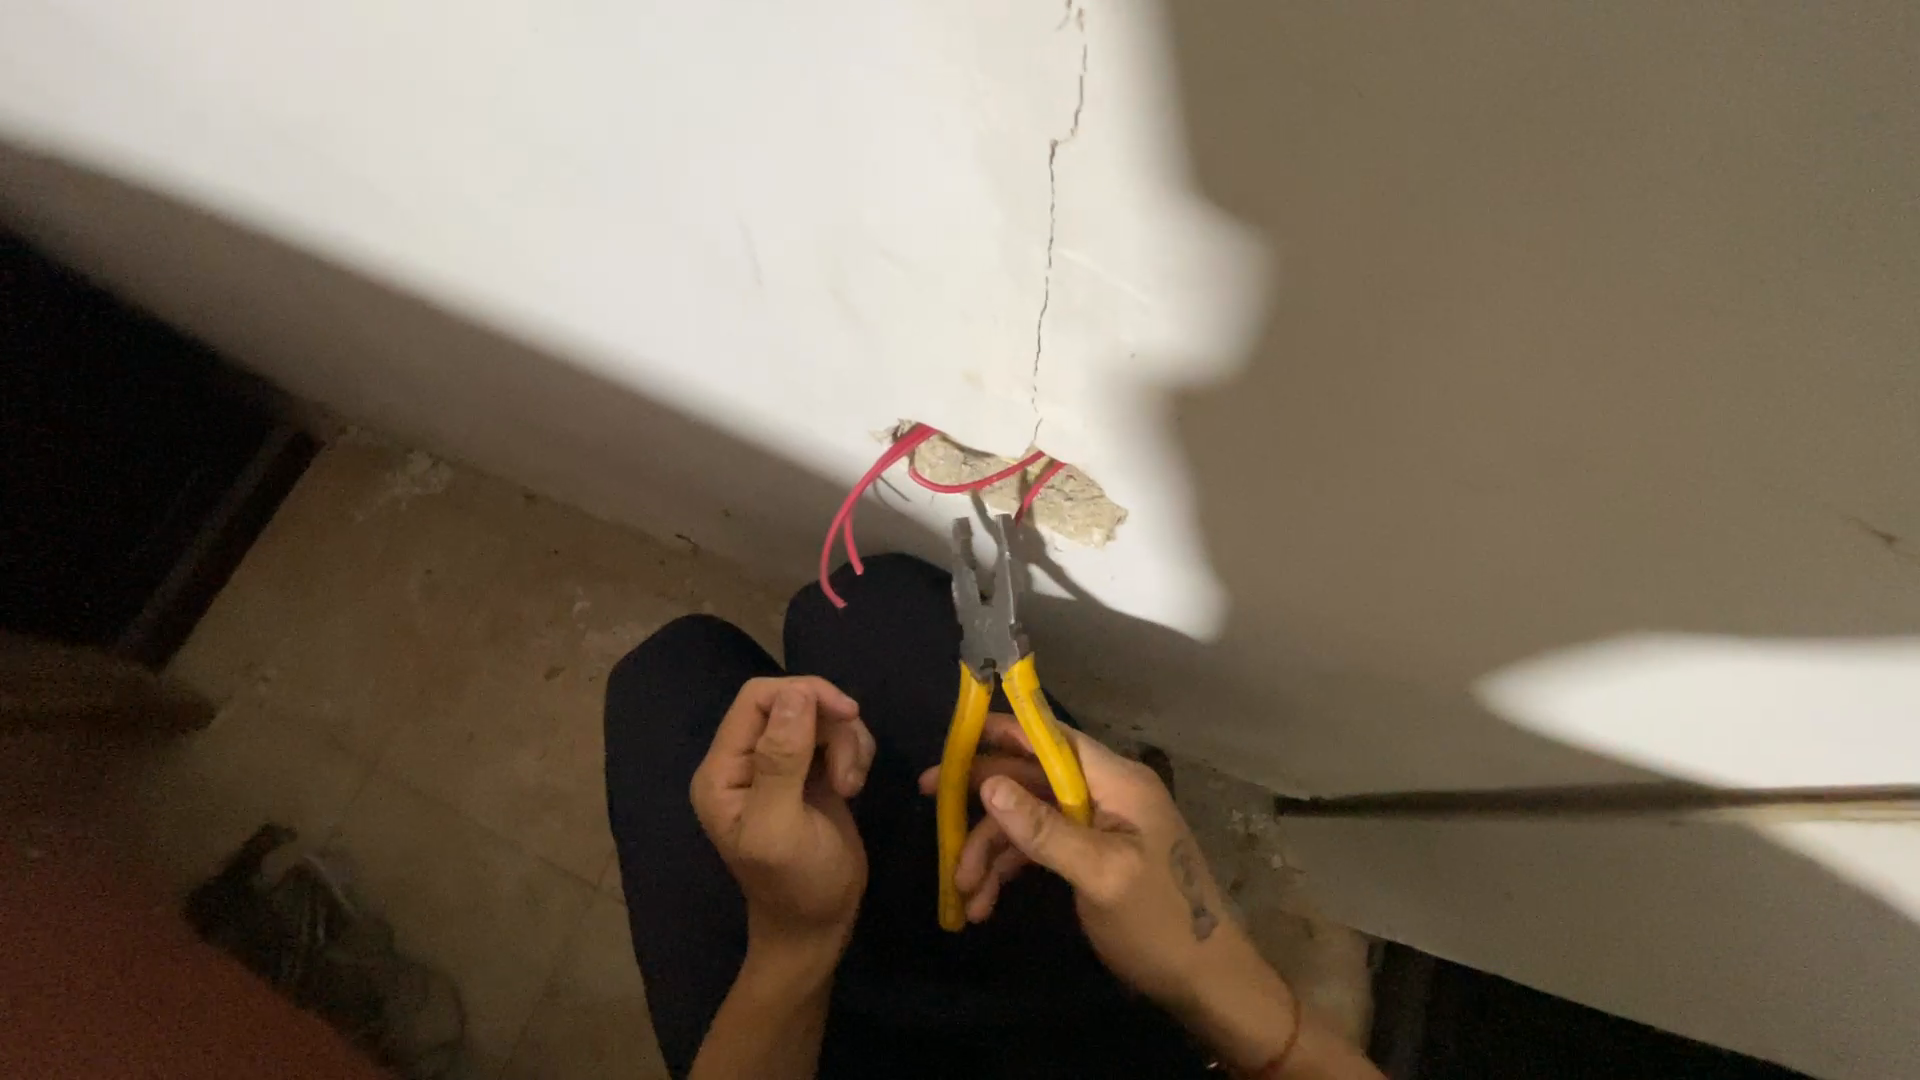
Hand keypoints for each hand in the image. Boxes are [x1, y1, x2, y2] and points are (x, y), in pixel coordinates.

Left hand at [692, 677, 874, 951]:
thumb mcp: (781, 826)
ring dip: (848, 743)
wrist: (819, 926)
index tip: (846, 715)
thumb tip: (796, 694)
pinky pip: (837, 735)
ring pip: (821, 717)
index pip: (758, 698)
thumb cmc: (795, 885)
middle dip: (832, 726)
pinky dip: (855, 751)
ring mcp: (780, 764)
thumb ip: (781, 760)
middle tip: (849, 773)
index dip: (803, 694)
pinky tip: (854, 786)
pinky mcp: (811, 771)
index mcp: (723, 769)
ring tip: (852, 787)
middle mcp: (746, 760)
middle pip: (795, 702)